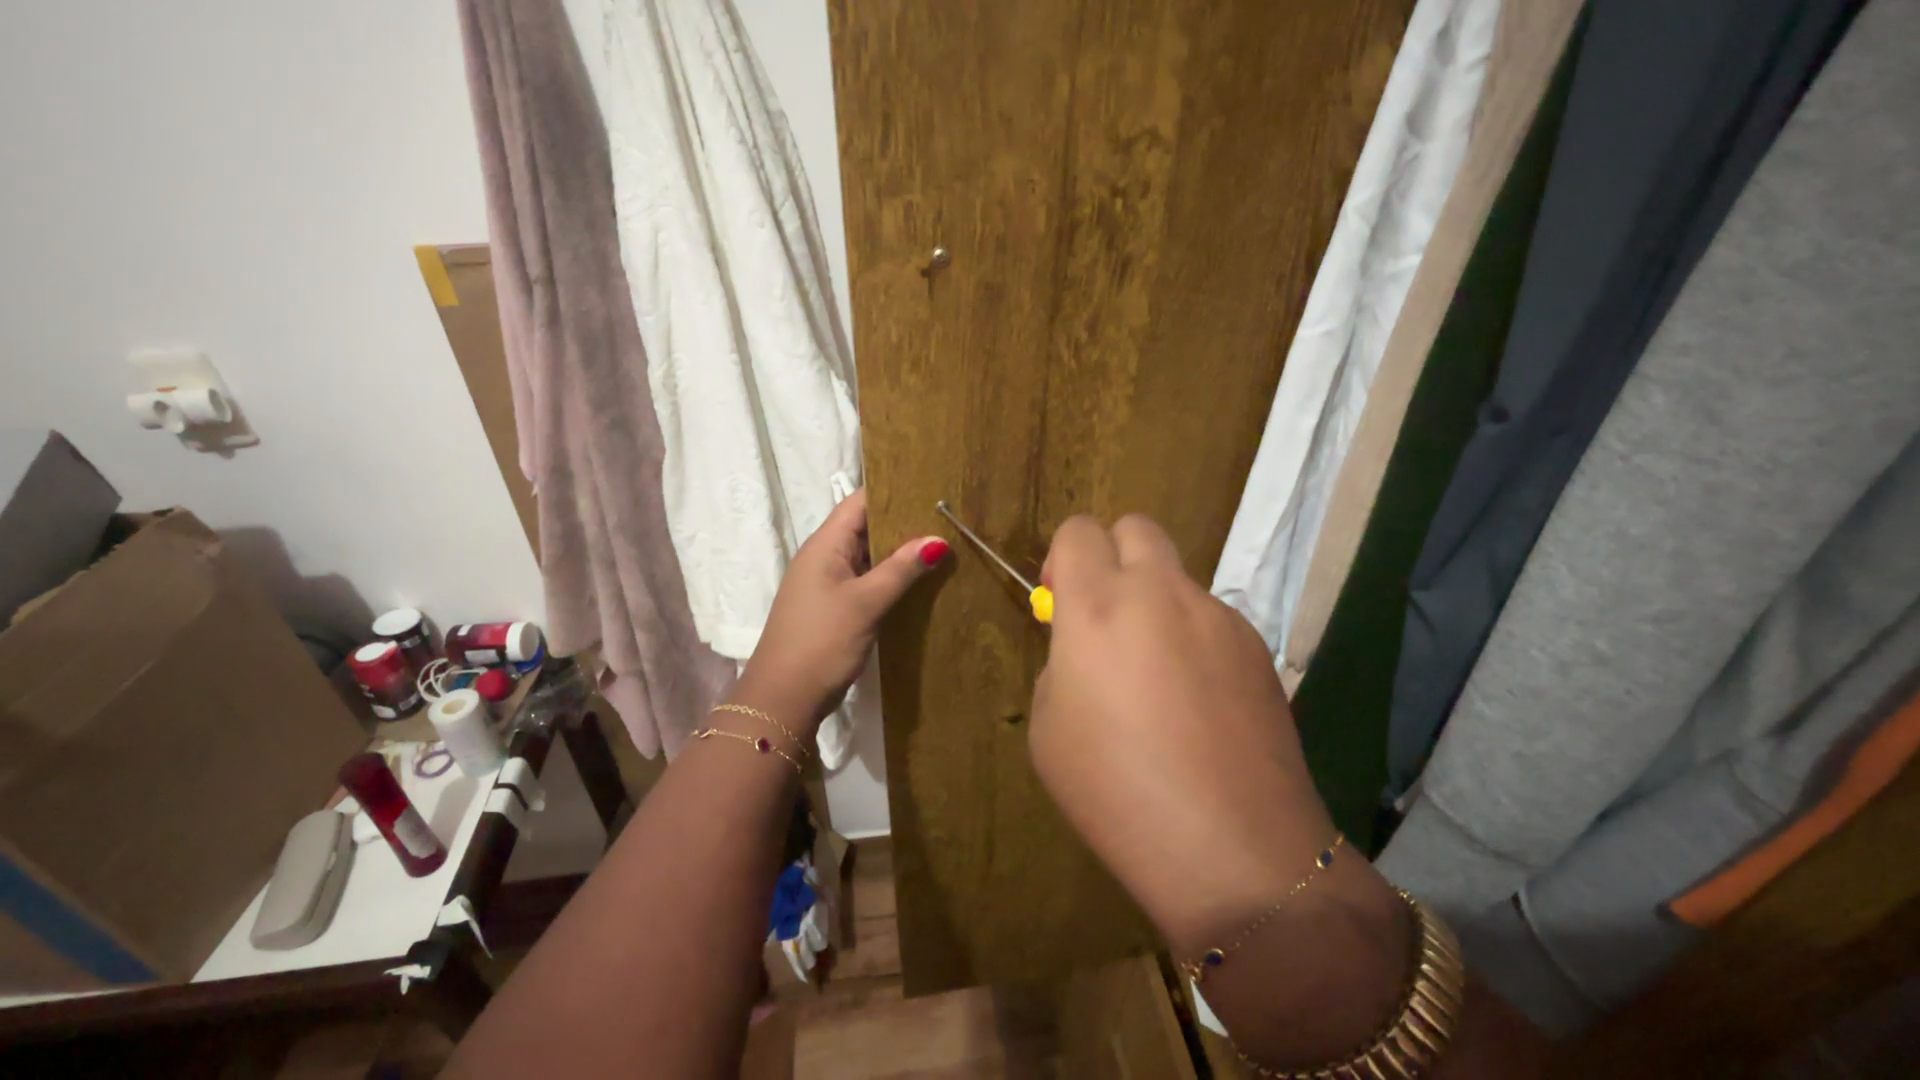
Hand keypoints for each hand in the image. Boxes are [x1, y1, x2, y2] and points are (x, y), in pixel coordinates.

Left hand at [737, 490, 948, 733]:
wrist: (784, 698)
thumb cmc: (822, 642)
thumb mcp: (866, 603)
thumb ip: (901, 569)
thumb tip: (937, 539)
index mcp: (824, 545)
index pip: (859, 502)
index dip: (892, 490)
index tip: (931, 485)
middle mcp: (824, 558)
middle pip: (866, 527)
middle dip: (903, 522)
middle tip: (947, 516)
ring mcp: (828, 584)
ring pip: (868, 557)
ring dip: (900, 553)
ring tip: (944, 543)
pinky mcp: (835, 609)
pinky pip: (866, 582)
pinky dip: (891, 578)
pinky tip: (921, 582)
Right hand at [1028, 514, 1365, 953]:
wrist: (1233, 848)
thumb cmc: (1116, 793)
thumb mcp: (1049, 731)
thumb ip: (1062, 666)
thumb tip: (1087, 651)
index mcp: (1098, 608)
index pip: (1078, 531)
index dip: (1062, 558)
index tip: (1060, 603)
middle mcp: (1162, 595)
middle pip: (1137, 527)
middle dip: (1113, 556)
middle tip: (1105, 618)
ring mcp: (1219, 618)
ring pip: (1178, 580)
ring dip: (1157, 607)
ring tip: (1160, 686)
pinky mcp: (1259, 649)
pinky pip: (1213, 623)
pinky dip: (1195, 643)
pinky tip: (1201, 710)